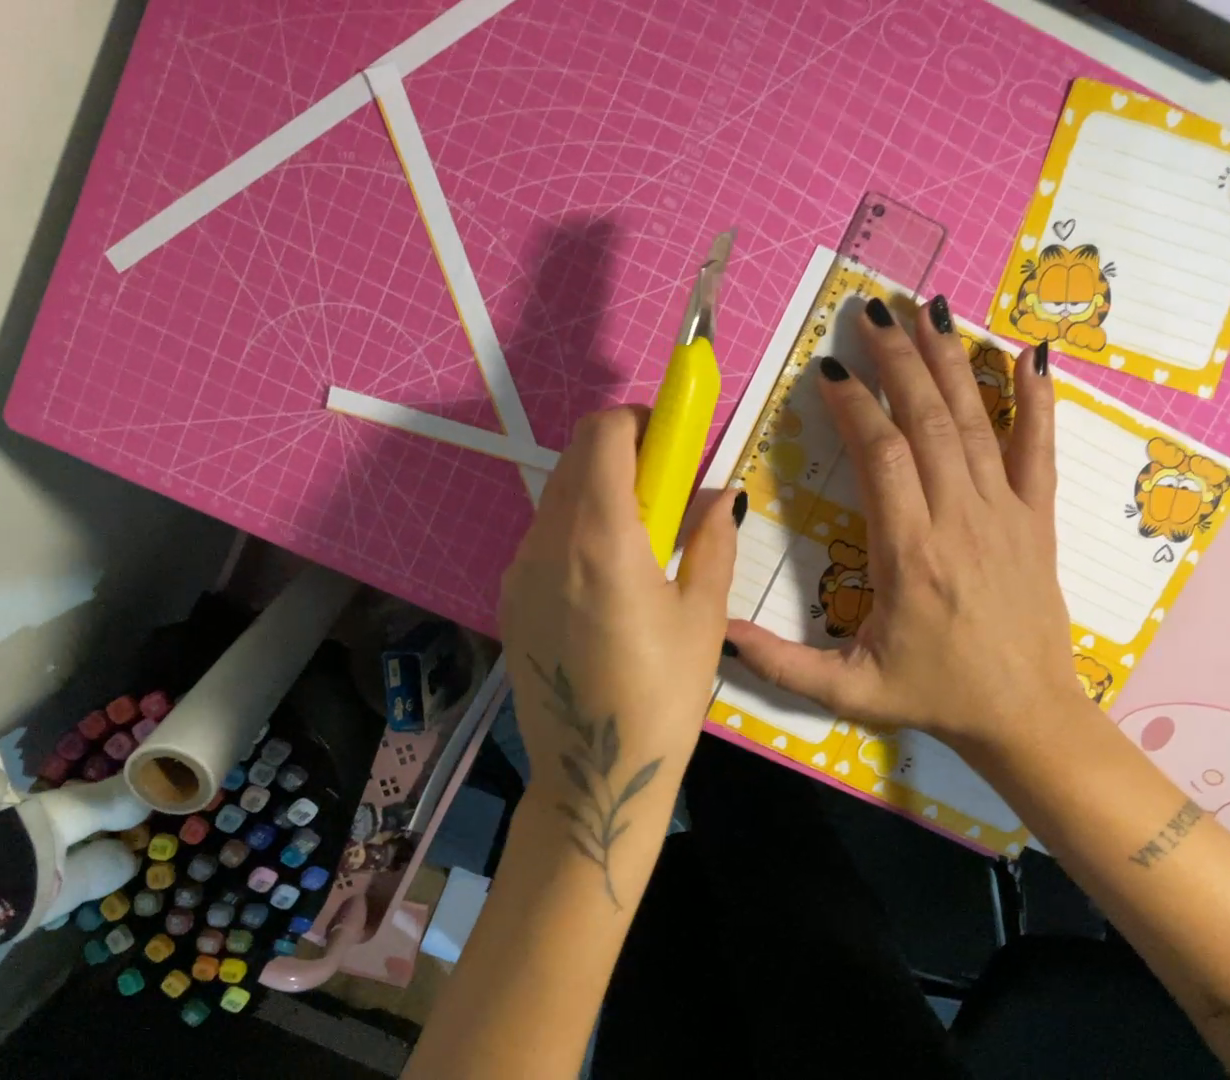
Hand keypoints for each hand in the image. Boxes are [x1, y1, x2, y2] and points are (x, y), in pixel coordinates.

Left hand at [500, 407, 740, 799]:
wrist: (593, 775)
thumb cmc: (663, 696)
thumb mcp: (703, 616)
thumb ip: (711, 539)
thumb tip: (720, 489)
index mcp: (600, 538)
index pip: (602, 434)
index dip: (639, 420)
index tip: (671, 442)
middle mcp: (547, 542)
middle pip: (577, 457)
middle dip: (623, 452)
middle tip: (665, 490)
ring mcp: (519, 570)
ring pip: (557, 496)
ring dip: (599, 491)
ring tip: (640, 542)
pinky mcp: (508, 598)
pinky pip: (543, 537)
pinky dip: (575, 529)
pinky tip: (605, 580)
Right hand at [724, 297, 1082, 747]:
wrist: (1025, 717)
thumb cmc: (932, 696)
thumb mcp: (847, 691)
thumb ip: (780, 664)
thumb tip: (718, 634)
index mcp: (910, 556)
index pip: (882, 459)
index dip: (856, 408)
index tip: (828, 371)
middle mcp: (961, 521)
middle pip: (928, 422)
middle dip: (896, 360)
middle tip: (869, 311)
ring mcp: (1007, 514)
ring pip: (976, 422)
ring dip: (949, 362)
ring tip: (925, 310)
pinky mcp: (1038, 518)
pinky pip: (1040, 447)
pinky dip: (1036, 398)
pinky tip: (1028, 354)